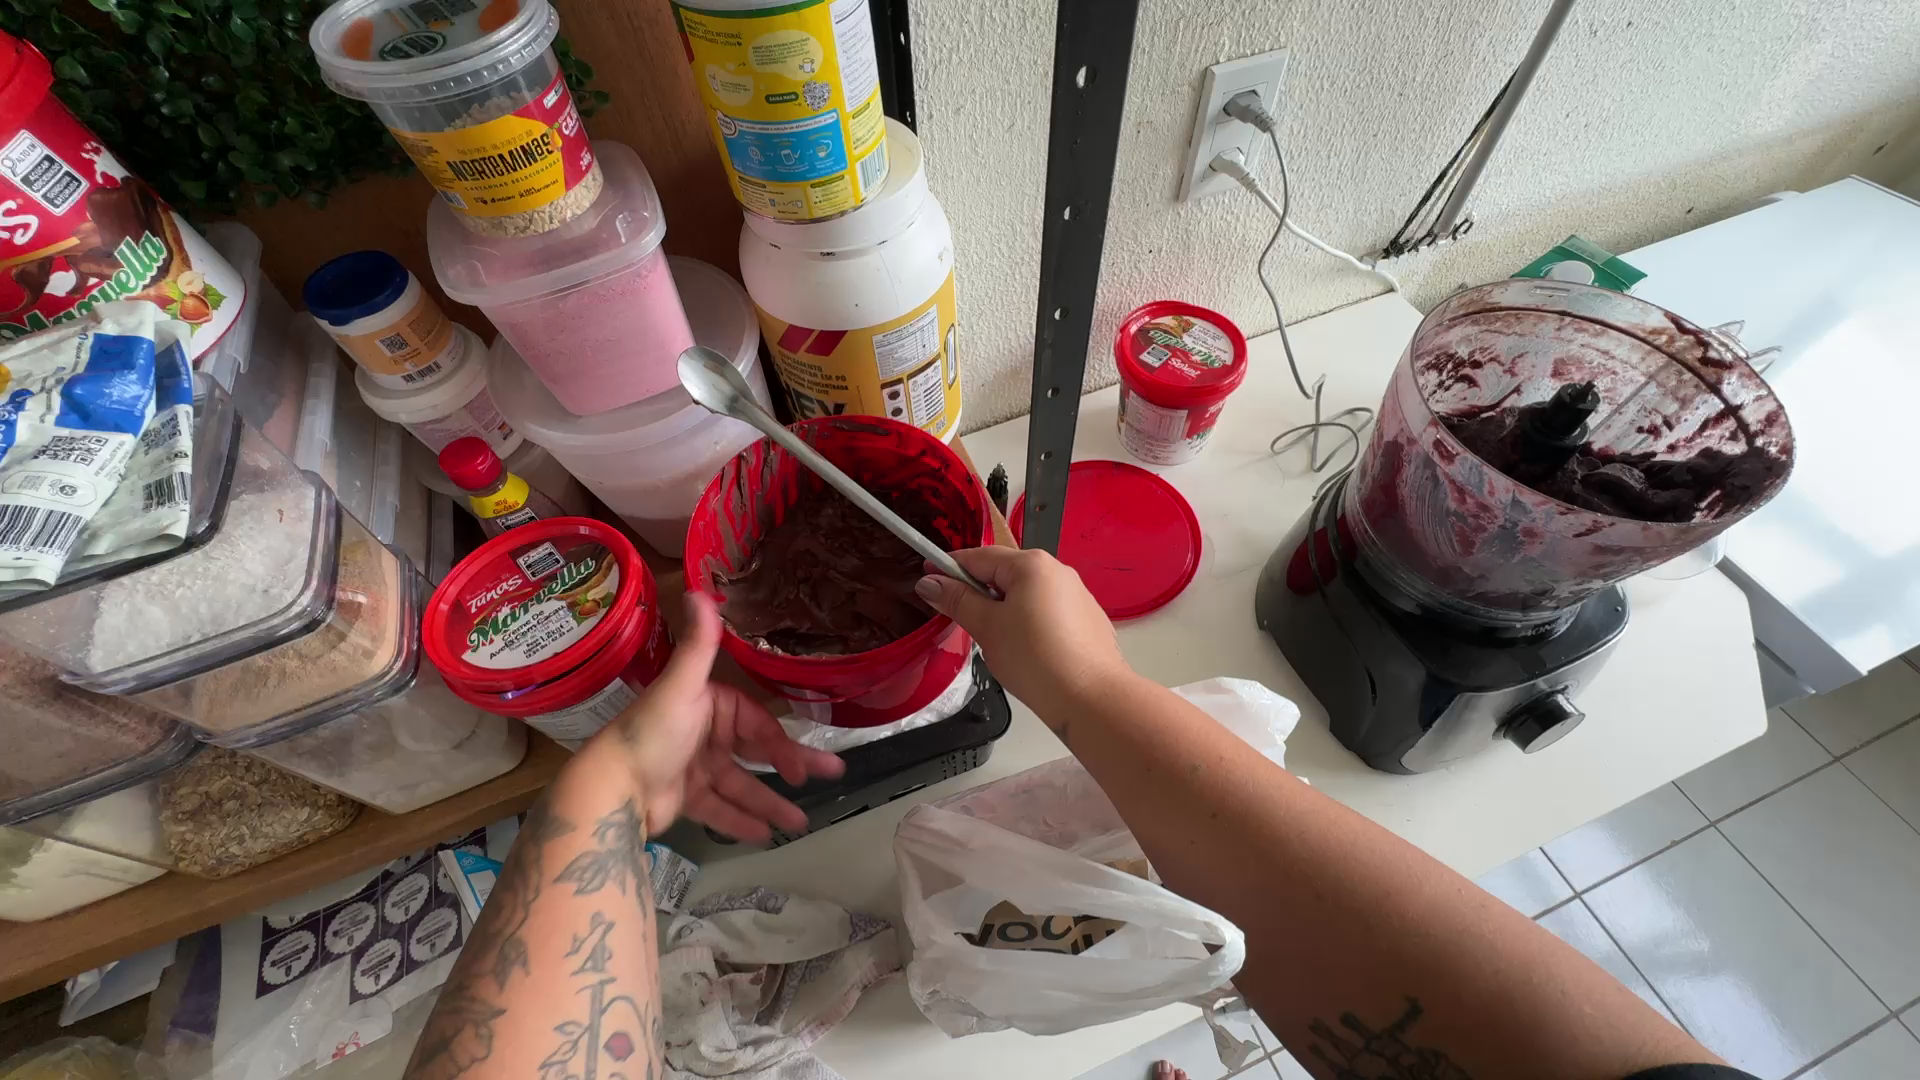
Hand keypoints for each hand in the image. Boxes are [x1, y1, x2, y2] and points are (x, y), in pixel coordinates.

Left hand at [574, 592, 844, 842]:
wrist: (608, 790)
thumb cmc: (650, 734)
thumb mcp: (681, 687)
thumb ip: (699, 645)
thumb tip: (699, 589)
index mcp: (710, 705)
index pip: (757, 724)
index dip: (781, 745)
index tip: (801, 768)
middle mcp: (707, 735)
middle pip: (758, 754)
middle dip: (792, 767)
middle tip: (830, 776)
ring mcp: (697, 769)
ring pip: (743, 786)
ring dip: (771, 803)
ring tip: (800, 823)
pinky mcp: (686, 800)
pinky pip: (721, 811)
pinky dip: (741, 822)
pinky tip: (766, 835)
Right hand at [914, 546, 1130, 715]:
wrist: (1093, 698)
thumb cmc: (1034, 658)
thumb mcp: (987, 627)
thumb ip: (957, 600)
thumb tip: (928, 582)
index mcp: (1031, 564)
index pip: (978, 557)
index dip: (949, 569)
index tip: (926, 581)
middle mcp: (1057, 570)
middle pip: (1004, 574)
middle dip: (979, 593)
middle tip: (963, 623)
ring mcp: (1077, 594)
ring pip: (1026, 594)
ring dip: (1004, 610)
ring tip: (997, 643)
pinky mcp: (1088, 619)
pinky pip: (1047, 612)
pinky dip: (1029, 624)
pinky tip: (1028, 652)